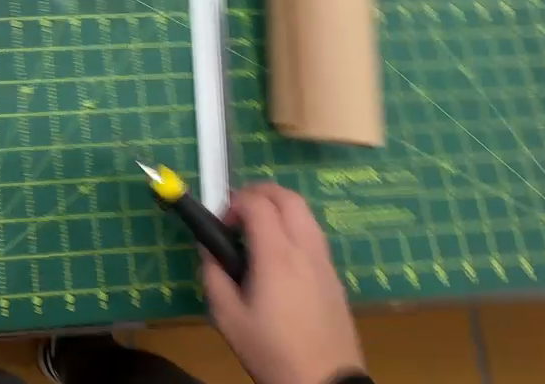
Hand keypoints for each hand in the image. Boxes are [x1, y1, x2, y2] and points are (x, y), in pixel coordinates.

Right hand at [202, 183, 365, 383]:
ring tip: (259, 231)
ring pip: (305, 213)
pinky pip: (314, 235)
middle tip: (240, 211)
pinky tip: (281, 257)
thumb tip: (209, 249)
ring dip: (279, 208)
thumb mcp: (228, 318)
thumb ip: (213, 275)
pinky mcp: (336, 278)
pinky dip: (294, 228)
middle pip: (287, 196)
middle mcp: (304, 250)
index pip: (257, 203)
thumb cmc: (273, 352)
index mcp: (276, 256)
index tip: (222, 224)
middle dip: (260, 192)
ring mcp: (324, 263)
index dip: (235, 202)